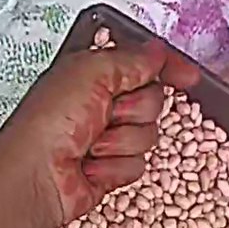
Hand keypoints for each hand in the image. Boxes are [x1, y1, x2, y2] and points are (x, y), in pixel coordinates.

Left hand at [0, 38, 200, 227]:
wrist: (40, 175)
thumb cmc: (53, 121)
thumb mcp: (92, 72)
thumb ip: (131, 61)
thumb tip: (157, 52)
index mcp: (96, 74)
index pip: (143, 65)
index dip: (168, 69)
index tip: (189, 77)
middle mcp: (104, 105)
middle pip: (153, 102)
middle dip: (135, 109)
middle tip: (109, 114)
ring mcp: (110, 140)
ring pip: (148, 136)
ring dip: (122, 141)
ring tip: (93, 146)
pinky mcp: (113, 170)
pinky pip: (138, 165)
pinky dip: (116, 168)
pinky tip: (92, 169)